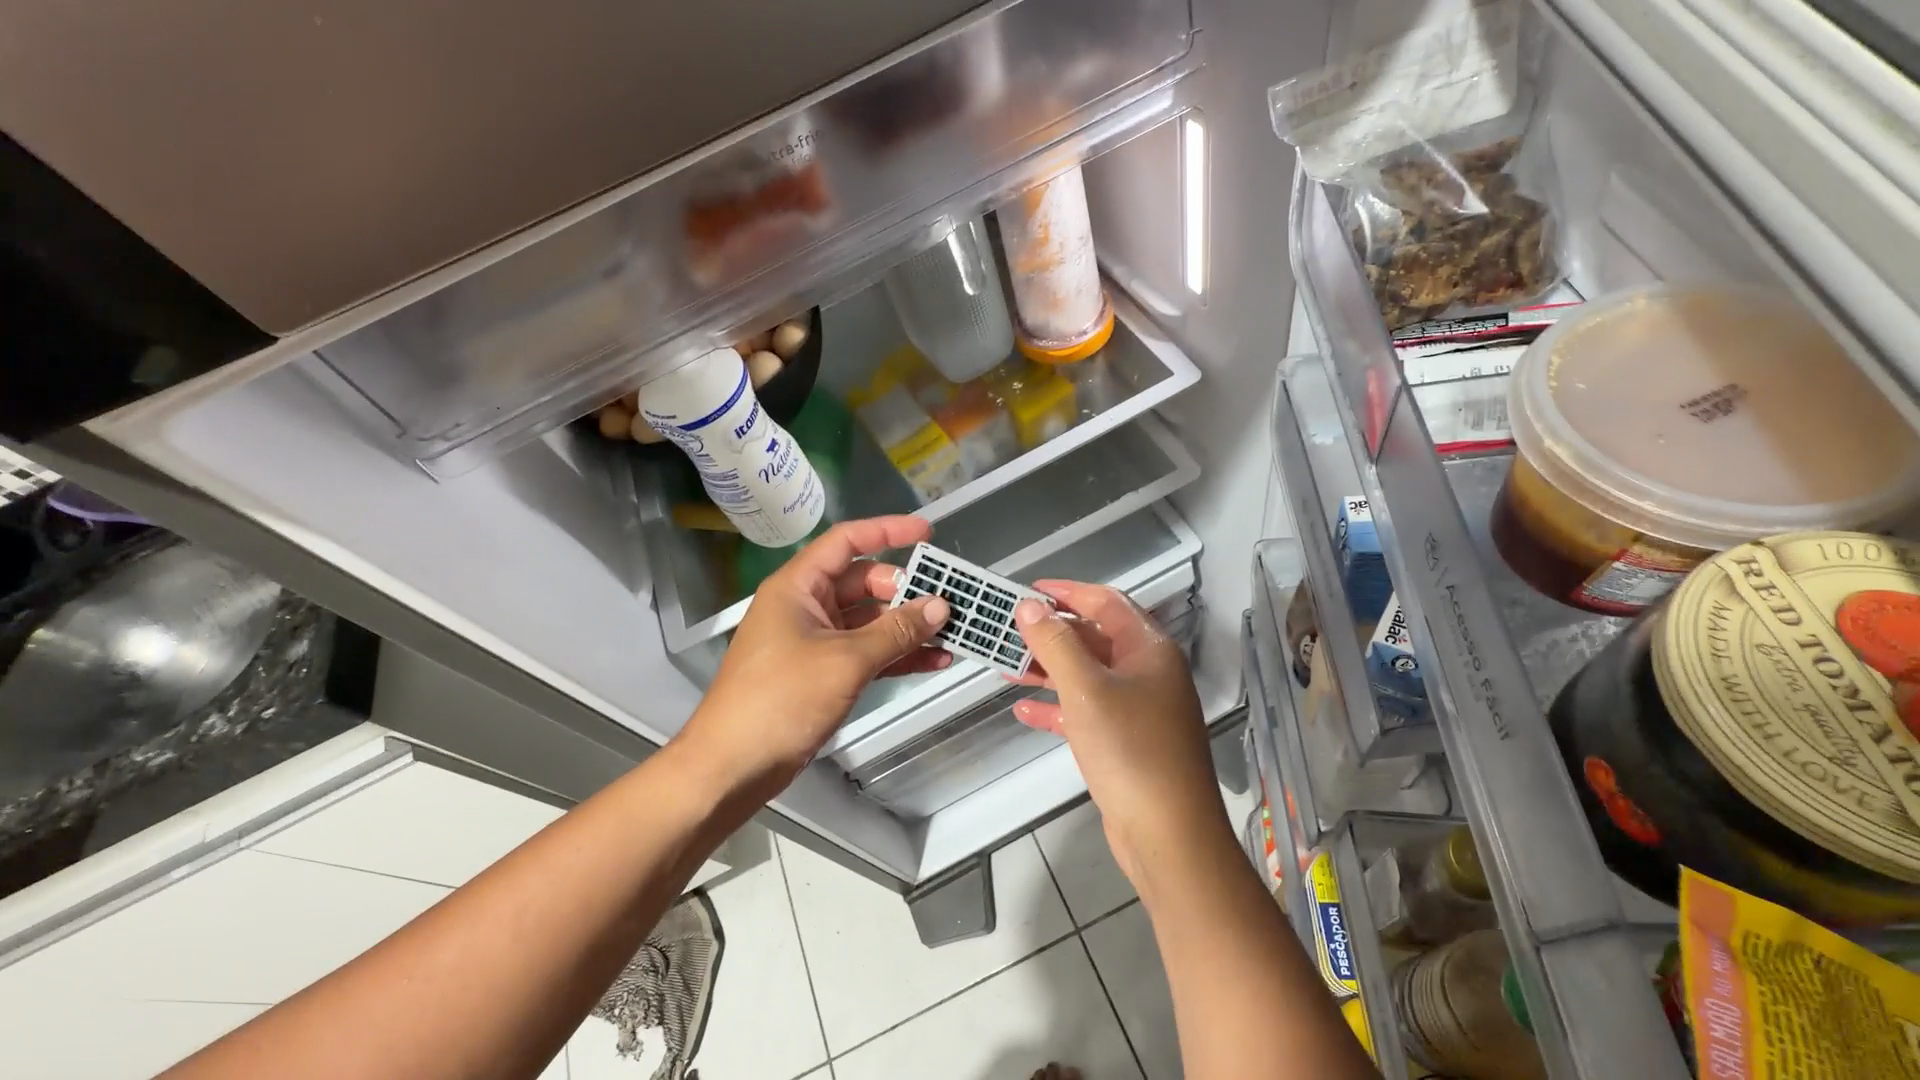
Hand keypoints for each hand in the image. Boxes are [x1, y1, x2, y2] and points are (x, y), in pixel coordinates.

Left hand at [678, 516, 951, 796]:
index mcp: (798, 587)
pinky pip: (867, 653)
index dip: (887, 531)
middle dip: (906, 591)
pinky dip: (896, 656)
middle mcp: (806, 606)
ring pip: (869, 622)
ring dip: (907, 628)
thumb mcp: (845, 660)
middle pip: (864, 583)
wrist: (733, 765)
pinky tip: (933, 662)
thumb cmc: (781, 699)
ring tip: (951, 634)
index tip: (927, 533)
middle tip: (947, 603)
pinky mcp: (823, 674)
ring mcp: (815, 642)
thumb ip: (895, 631)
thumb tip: (940, 607)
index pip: (846, 542)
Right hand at [1011, 582, 1224, 885]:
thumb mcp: (1086, 690)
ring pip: (1088, 677)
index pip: (1106, 603)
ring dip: (1050, 671)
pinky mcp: (1127, 743)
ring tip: (1008, 666)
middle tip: (1009, 630)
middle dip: (1053, 634)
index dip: (1067, 592)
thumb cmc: (1130, 751)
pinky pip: (1087, 713)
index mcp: (1149, 650)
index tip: (1029, 590)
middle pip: (1096, 638)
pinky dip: (1058, 709)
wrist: (1168, 833)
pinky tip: (1025, 713)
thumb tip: (1030, 607)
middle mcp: (1149, 673)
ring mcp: (1140, 709)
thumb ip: (1056, 644)